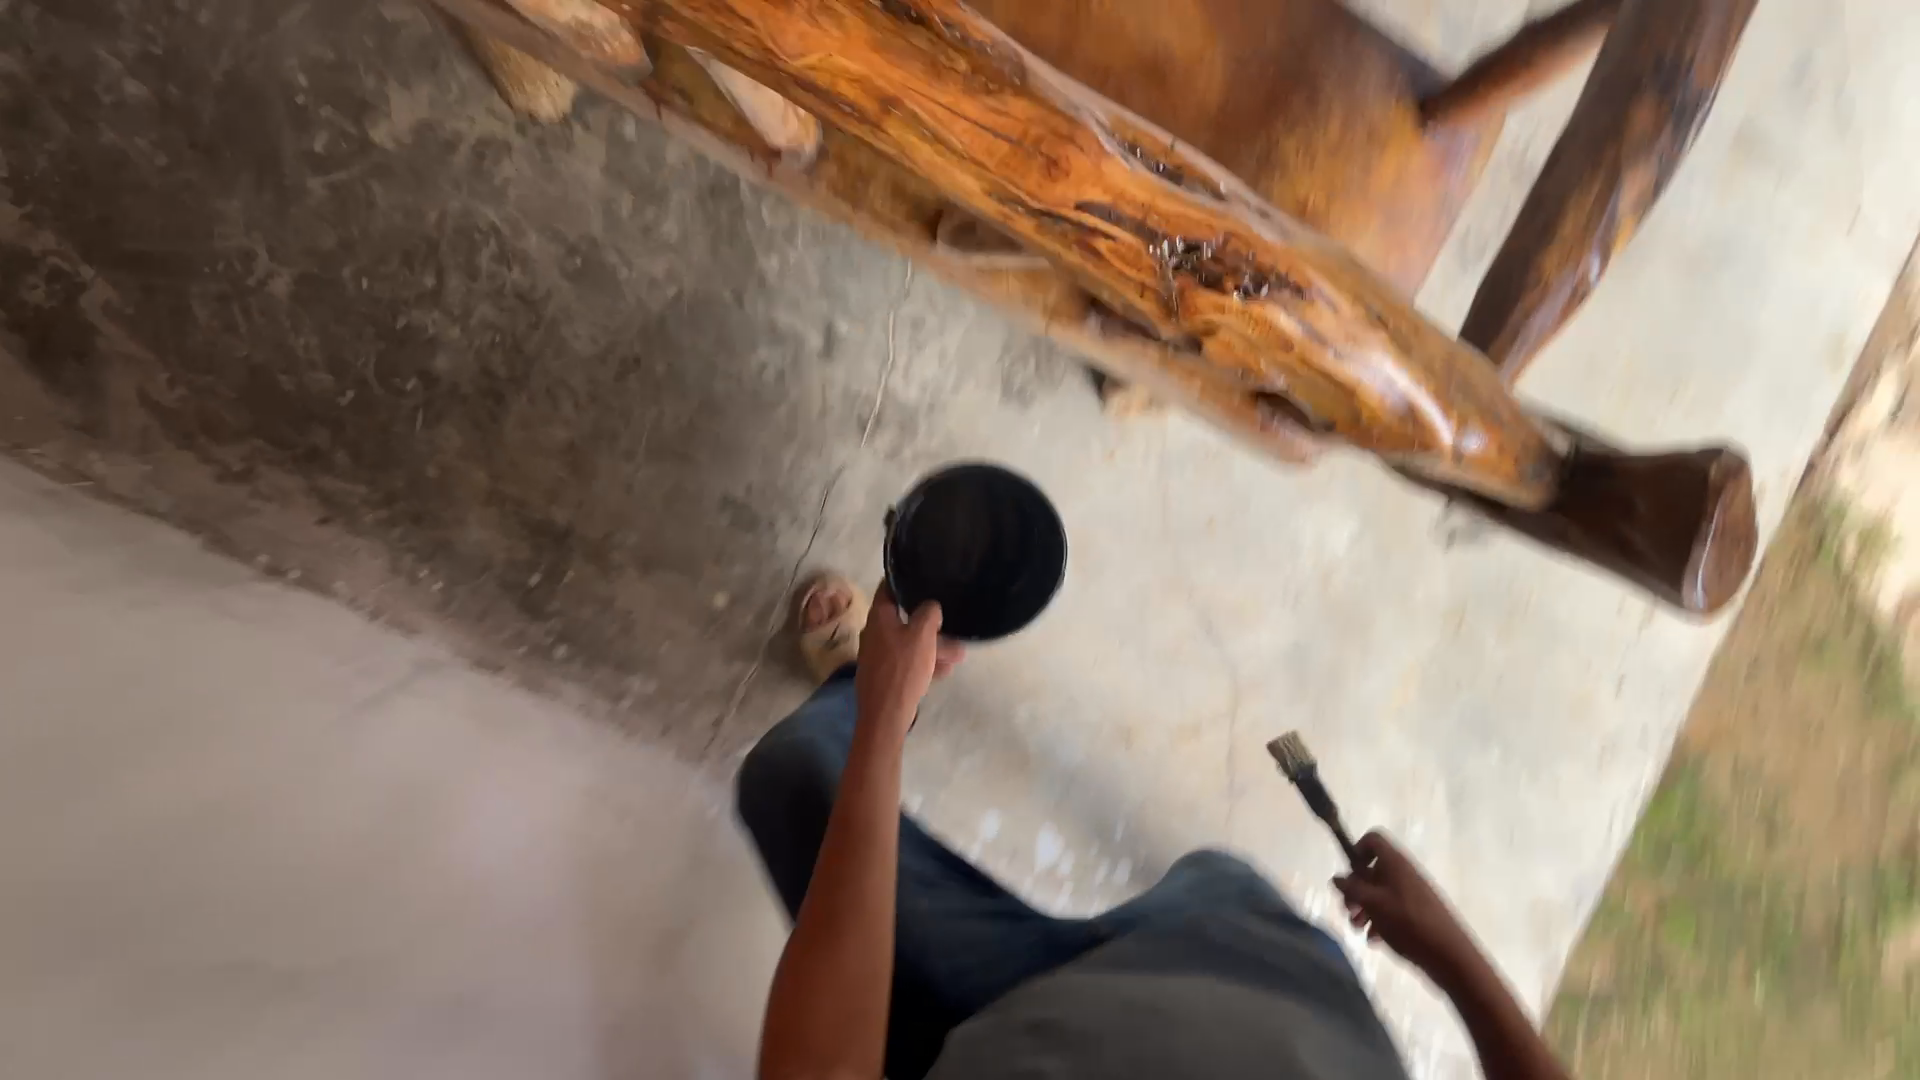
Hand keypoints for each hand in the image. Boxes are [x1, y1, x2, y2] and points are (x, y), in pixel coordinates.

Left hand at [853, 583, 964, 735]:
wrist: (886, 713)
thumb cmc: (903, 668)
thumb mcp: (922, 635)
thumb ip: (928, 613)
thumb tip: (930, 606)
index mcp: (879, 617)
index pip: (888, 588)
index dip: (903, 580)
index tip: (921, 576)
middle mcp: (875, 632)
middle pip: (904, 618)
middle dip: (929, 622)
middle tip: (951, 622)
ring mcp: (878, 655)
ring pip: (909, 642)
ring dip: (933, 645)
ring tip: (959, 653)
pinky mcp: (885, 674)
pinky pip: (907, 661)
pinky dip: (925, 662)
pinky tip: (945, 670)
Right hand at [1333, 831, 1476, 980]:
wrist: (1451, 958)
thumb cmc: (1408, 923)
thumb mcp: (1372, 904)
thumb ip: (1350, 889)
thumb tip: (1337, 878)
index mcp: (1394, 863)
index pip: (1372, 839)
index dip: (1357, 850)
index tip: (1350, 873)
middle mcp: (1404, 873)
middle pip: (1372, 870)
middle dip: (1355, 889)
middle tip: (1347, 908)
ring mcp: (1413, 894)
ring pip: (1380, 892)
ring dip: (1364, 908)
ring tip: (1357, 928)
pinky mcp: (1419, 914)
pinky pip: (1392, 909)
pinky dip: (1379, 920)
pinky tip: (1373, 939)